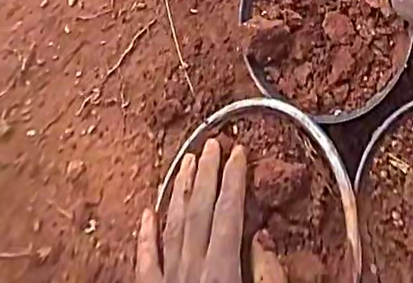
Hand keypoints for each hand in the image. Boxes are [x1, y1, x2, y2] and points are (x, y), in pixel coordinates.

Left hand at [138, 139, 253, 282]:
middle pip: (198, 210)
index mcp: (222, 272)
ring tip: (186, 162)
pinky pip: (146, 262)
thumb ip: (266, 274)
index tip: (238, 150)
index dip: (234, 178)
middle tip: (210, 144)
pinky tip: (146, 214)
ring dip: (181, 190)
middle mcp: (192, 269)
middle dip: (206, 173)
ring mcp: (168, 281)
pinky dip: (145, 235)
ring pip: (174, 226)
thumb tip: (262, 237)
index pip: (228, 212)